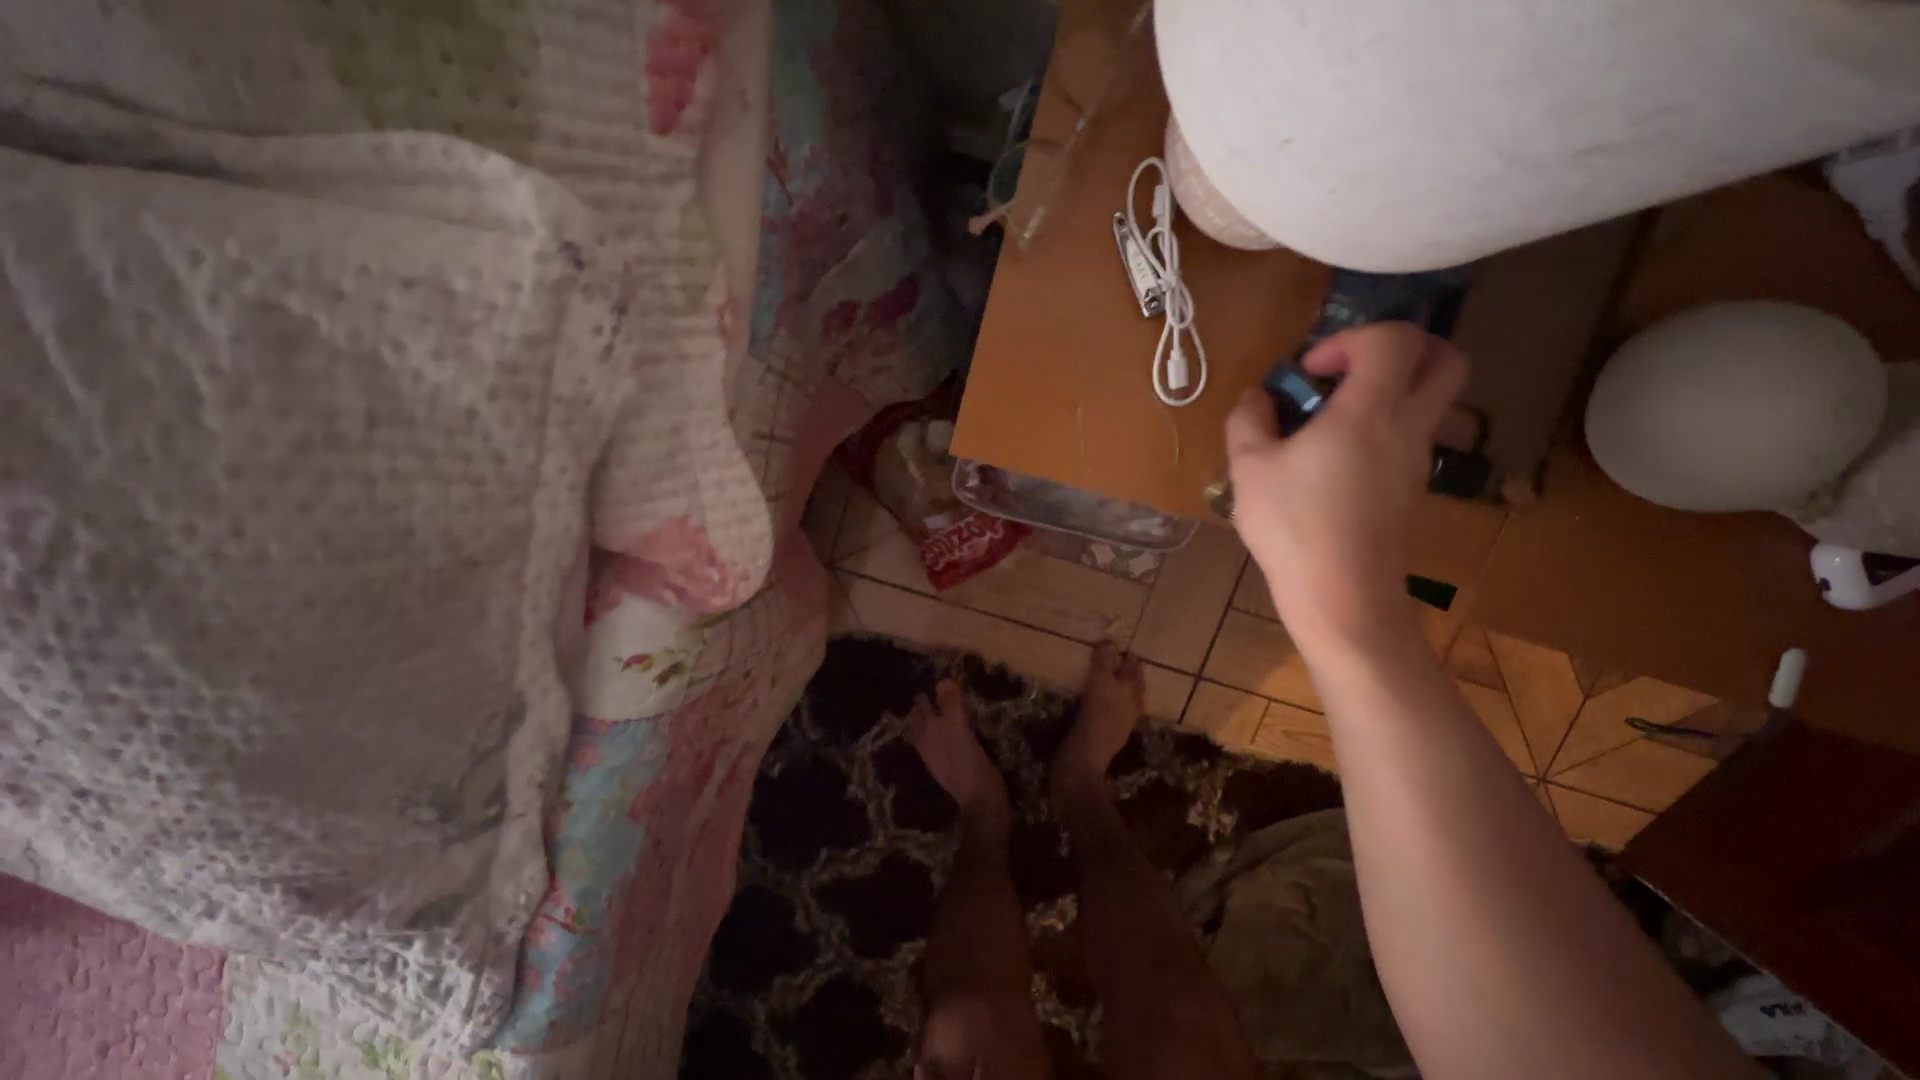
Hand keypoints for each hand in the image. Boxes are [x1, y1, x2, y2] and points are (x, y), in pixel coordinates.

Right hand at [1224, 323, 1468, 657]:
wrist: (1342, 596)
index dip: (1351, 338)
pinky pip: (1414, 437)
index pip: (1395, 338)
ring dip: (1394, 391)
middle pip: (1446, 360)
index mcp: (1371, 409)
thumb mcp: (1249, 468)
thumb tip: (1257, 398)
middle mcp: (1408, 425)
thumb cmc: (1294, 526)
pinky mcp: (1413, 489)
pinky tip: (1338, 460)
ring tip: (1336, 420)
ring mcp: (1418, 459)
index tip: (1312, 372)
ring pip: (1434, 400)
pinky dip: (1387, 428)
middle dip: (1404, 350)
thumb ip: (1248, 420)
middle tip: (1355, 370)